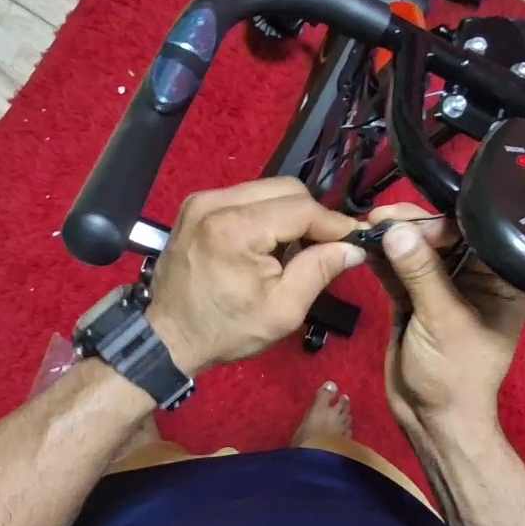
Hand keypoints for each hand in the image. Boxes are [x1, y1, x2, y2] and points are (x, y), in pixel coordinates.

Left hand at [144, 178, 365, 373]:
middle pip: (286, 189)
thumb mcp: (282, 311)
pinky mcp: (196, 206)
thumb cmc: (226, 330)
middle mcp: (216, 203)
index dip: (334, 223)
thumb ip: (318, 271)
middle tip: (327, 245)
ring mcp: (202, 201)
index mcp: (236, 229)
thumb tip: (354, 247)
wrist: (167, 336)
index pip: (301, 208)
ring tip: (298, 246)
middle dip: (313, 215)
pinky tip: (270, 242)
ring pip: (266, 189)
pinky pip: (246, 197)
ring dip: (290, 213)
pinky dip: (266, 214)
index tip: (356, 238)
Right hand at [367, 204, 524, 434]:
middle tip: (380, 217)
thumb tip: (396, 231)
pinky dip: (381, 257)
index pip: (476, 235)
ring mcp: (442, 286)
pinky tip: (363, 241)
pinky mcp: (414, 297)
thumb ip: (421, 274)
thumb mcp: (442, 321)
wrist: (431, 419)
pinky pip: (398, 269)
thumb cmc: (455, 375)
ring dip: (392, 237)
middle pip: (444, 236)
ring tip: (366, 224)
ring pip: (418, 249)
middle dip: (412, 224)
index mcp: (501, 280)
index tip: (409, 221)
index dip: (444, 222)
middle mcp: (475, 277)